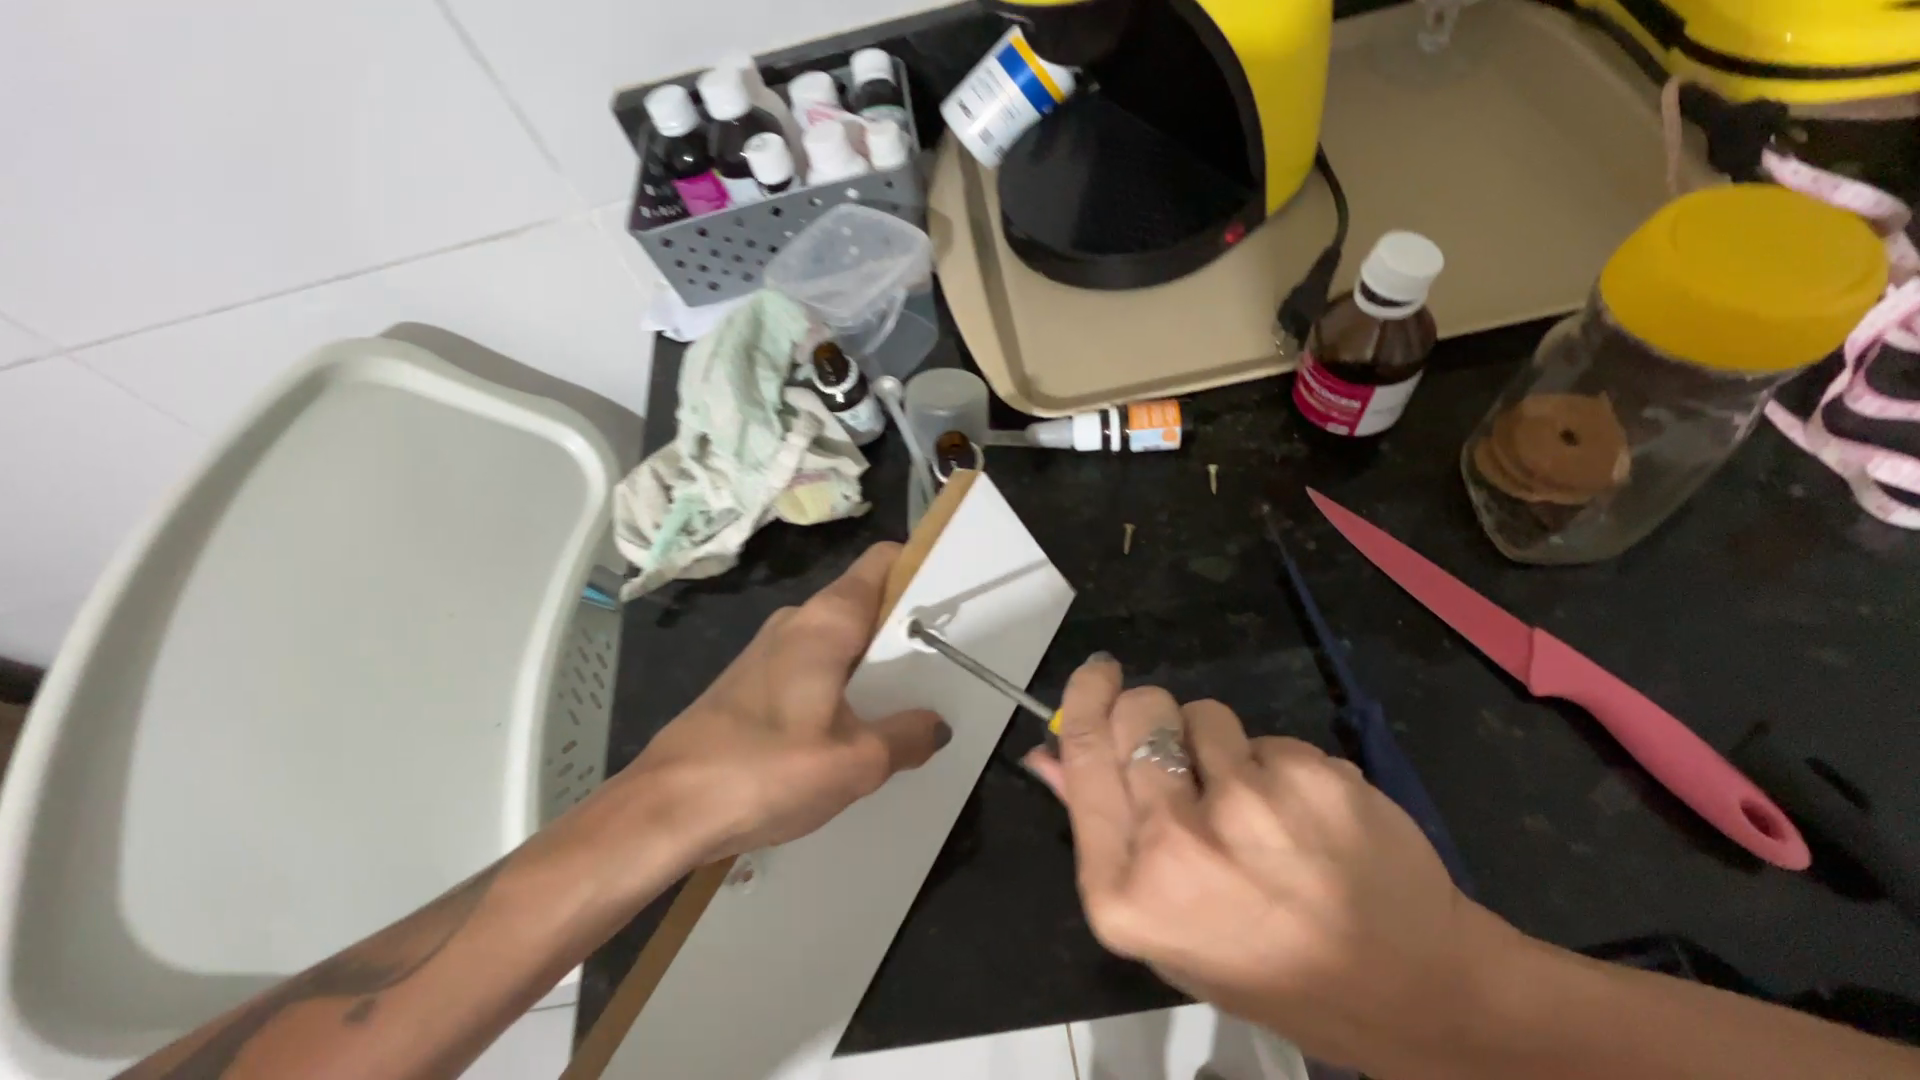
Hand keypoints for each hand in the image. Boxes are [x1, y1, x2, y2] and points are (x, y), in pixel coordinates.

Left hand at [628, 542, 951, 862]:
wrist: (666, 809)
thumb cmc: (766, 770)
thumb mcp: (856, 762)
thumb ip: (906, 737)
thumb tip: (935, 726)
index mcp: (826, 622)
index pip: (882, 563)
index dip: (921, 571)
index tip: (952, 604)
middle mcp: (796, 623)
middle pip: (864, 604)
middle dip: (904, 631)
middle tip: (944, 669)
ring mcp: (768, 652)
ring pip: (838, 640)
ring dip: (873, 666)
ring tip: (909, 705)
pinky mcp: (751, 683)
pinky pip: (813, 668)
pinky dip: (842, 687)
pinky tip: (853, 731)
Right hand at [1024, 654, 1509, 1070]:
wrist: (1400, 988)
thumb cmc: (1260, 965)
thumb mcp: (1160, 923)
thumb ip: (1102, 831)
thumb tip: (1047, 755)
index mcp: (1127, 889)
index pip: (1086, 755)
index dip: (1085, 699)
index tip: (1098, 672)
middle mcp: (1177, 842)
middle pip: (1140, 715)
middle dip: (1150, 711)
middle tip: (1174, 740)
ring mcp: (1250, 805)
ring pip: (1204, 715)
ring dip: (1217, 745)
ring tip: (1254, 806)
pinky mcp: (1312, 778)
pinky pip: (1267, 739)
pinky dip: (1275, 767)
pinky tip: (1303, 818)